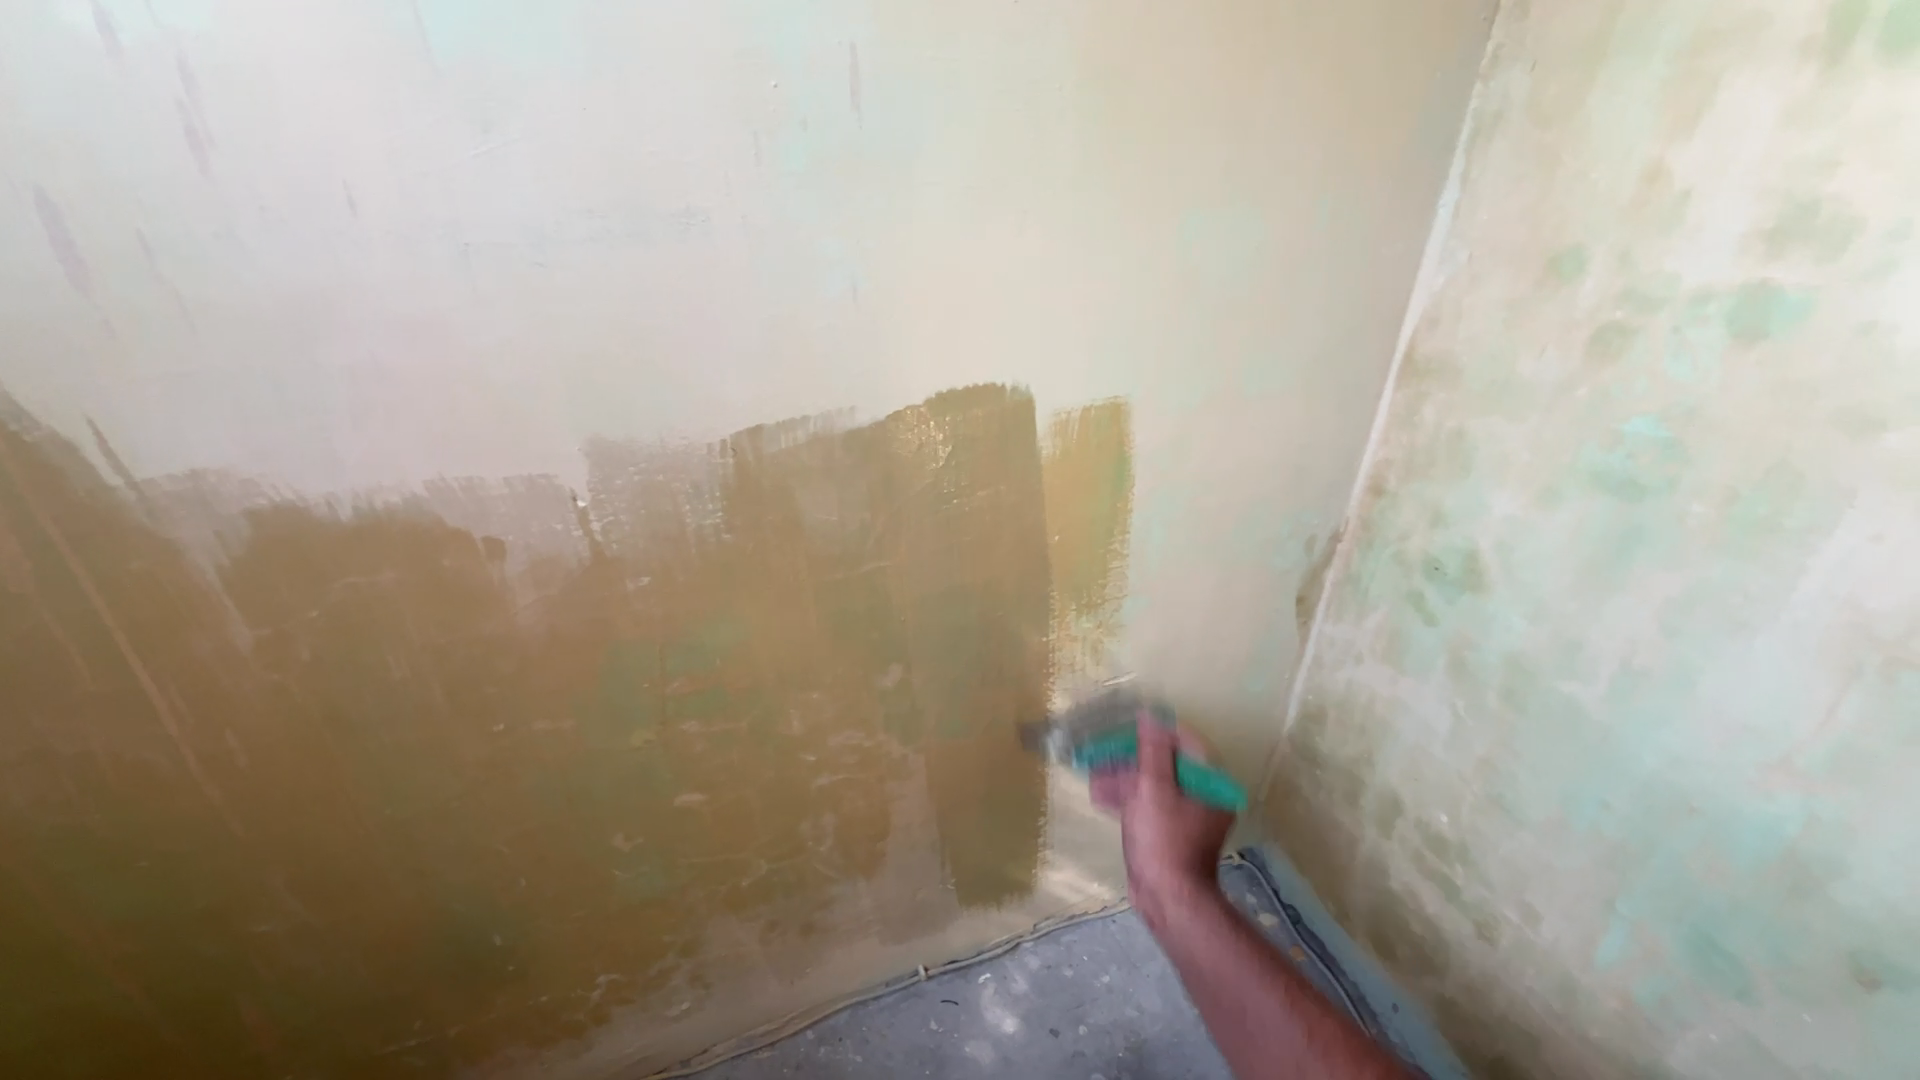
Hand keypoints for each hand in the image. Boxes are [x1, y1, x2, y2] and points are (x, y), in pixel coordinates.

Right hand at [1090, 708, 1235, 929]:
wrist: (1167, 899)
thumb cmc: (1163, 840)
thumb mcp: (1153, 790)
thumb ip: (1152, 751)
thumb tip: (1149, 716)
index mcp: (1210, 782)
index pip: (1184, 741)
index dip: (1153, 731)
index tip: (1124, 728)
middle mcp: (1204, 794)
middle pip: (1166, 762)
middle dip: (1131, 758)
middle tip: (1103, 752)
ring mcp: (1187, 815)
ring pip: (1153, 784)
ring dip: (1123, 778)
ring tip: (1094, 775)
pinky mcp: (1170, 831)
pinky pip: (1149, 804)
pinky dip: (1127, 799)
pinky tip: (1100, 796)